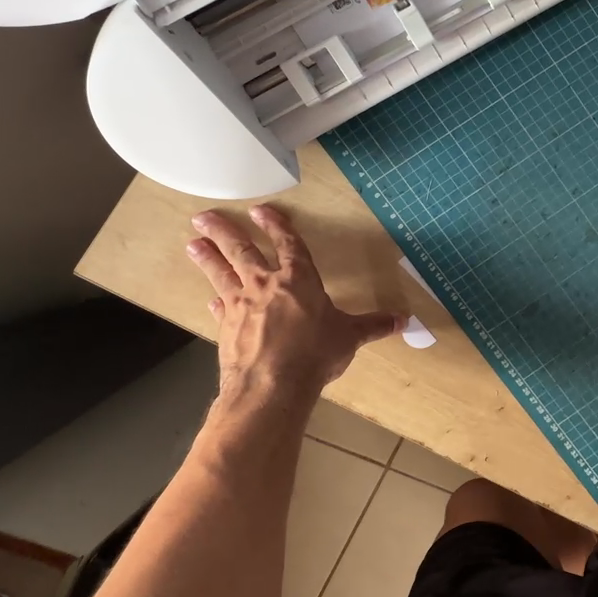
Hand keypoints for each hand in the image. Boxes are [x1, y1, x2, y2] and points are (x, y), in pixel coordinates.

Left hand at [185, 205, 403, 401]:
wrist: (272, 385)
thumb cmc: (315, 353)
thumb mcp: (351, 336)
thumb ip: (374, 325)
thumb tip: (404, 320)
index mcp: (300, 280)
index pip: (289, 244)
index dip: (277, 226)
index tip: (261, 210)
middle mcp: (266, 285)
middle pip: (243, 251)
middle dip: (225, 232)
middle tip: (204, 217)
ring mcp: (241, 306)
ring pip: (222, 273)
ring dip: (208, 257)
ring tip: (193, 243)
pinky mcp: (227, 328)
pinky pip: (220, 308)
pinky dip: (216, 301)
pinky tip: (211, 300)